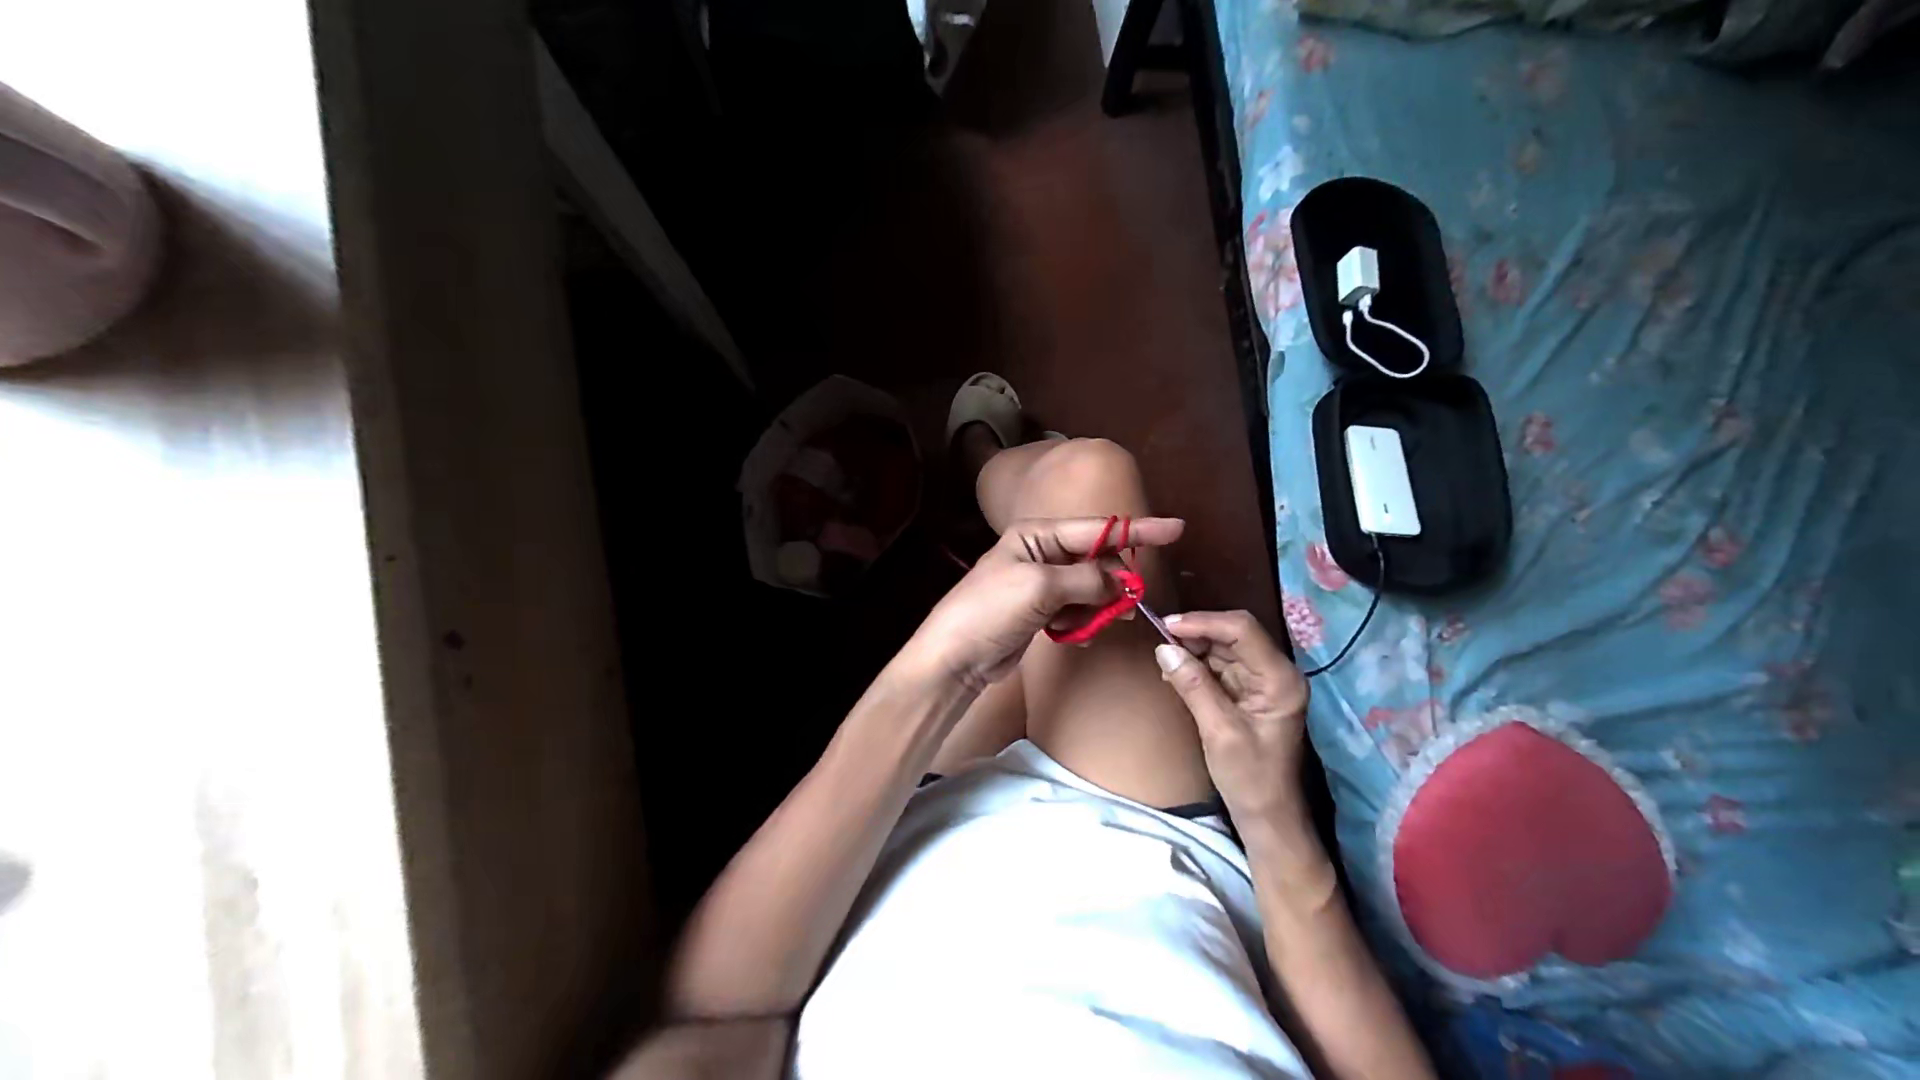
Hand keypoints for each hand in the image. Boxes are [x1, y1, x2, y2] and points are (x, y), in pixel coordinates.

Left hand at [899, 516, 1184, 692]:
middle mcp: (1040, 553)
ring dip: (1097, 606)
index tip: (1177, 529)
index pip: (1096, 527)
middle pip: (1097, 560)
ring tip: (1089, 624)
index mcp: (1035, 534)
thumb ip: (1088, 579)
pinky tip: (1072, 635)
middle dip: (1113, 581)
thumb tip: (1123, 580)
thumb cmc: (989, 611)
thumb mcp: (1040, 587)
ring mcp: (1041, 583)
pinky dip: (1082, 622)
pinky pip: (1078, 610)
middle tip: (1127, 603)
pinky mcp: (1041, 611)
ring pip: (1091, 588)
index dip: (1137, 530)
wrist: (955, 657)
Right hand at [1154, 610, 1310, 825]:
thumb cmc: (1250, 777)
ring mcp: (1262, 681)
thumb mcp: (1218, 731)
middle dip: (1196, 632)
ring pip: (1224, 646)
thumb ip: (1193, 686)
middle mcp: (1276, 672)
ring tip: (1165, 656)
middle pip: (1234, 633)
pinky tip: (1176, 671)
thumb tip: (1164, 649)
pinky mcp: (1248, 690)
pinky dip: (1195, 663)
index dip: (1204, 622)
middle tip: (1161, 639)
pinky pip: (1219, 664)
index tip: (1167, 626)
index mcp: (1280, 679)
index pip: (1243, 630)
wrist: (1267, 814)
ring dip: (1193, 647)